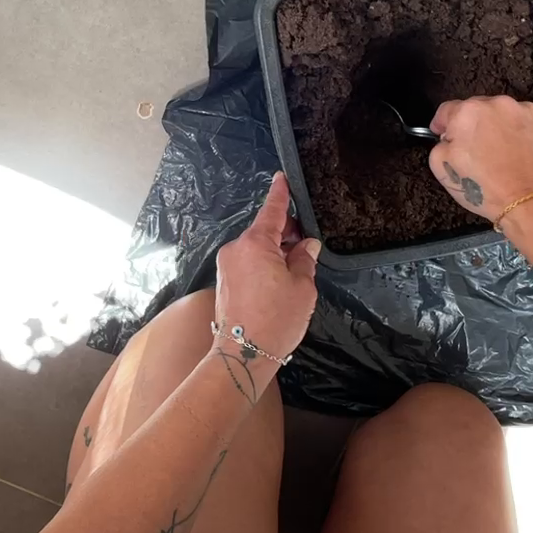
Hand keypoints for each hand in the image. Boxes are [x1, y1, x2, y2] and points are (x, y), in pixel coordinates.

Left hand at [214, 172, 319, 361]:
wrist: (243, 355)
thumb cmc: (275, 320)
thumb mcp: (302, 287)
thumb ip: (304, 259)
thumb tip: (306, 245)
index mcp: (255, 243)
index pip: (272, 210)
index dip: (280, 193)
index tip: (281, 177)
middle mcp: (236, 248)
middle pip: (265, 230)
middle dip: (286, 234)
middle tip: (307, 245)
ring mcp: (227, 265)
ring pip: (256, 248)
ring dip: (275, 252)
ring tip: (296, 272)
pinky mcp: (224, 280)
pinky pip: (248, 262)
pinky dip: (264, 264)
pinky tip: (279, 282)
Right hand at [428, 96, 532, 219]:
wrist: (529, 201)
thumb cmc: (484, 188)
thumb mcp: (441, 168)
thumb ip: (439, 145)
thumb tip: (448, 138)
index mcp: (467, 113)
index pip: (447, 110)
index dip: (442, 123)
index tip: (443, 132)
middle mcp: (497, 104)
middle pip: (478, 109)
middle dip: (474, 126)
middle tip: (477, 149)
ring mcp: (525, 111)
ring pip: (504, 113)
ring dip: (500, 127)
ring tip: (502, 153)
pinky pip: (528, 122)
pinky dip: (523, 133)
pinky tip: (520, 153)